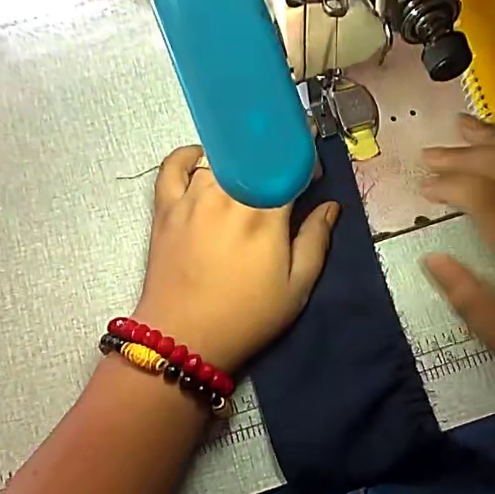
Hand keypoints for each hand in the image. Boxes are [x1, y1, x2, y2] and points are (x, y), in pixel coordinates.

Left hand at [132, 146, 337, 372]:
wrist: (183, 339)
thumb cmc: (248, 317)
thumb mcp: (297, 288)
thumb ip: (316, 241)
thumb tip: (329, 207)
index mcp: (265, 215)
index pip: (288, 165)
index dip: (304, 160)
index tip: (311, 171)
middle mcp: (227, 196)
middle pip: (254, 154)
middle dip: (275, 155)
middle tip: (283, 175)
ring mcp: (191, 198)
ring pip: (219, 156)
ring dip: (241, 158)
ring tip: (251, 176)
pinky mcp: (165, 207)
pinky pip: (173, 165)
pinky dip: (190, 156)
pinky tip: (204, 162)